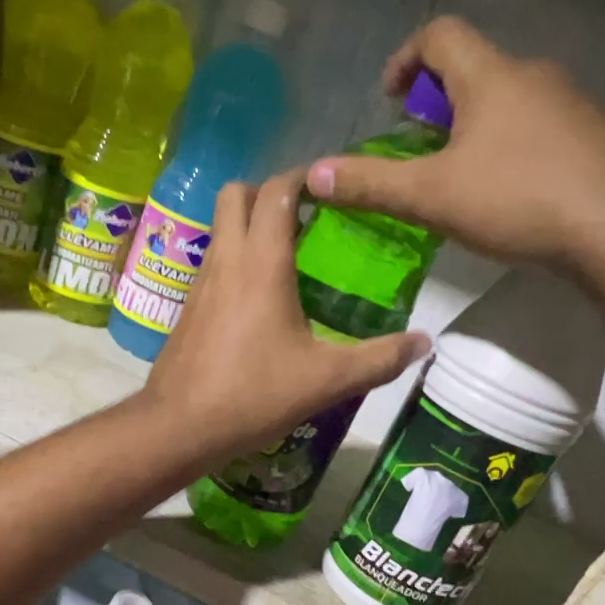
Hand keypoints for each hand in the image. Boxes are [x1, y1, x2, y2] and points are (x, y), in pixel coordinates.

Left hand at [141, 169, 430, 456]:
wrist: (179, 426)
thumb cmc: (254, 395)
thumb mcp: (327, 380)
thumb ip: (380, 359)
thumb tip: (425, 343)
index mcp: (262, 263)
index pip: (277, 191)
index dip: (303, 177)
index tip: (330, 185)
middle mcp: (226, 261)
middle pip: (235, 194)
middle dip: (267, 192)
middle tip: (302, 216)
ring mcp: (200, 283)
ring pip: (219, 229)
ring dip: (247, 225)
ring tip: (285, 255)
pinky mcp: (186, 309)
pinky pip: (212, 263)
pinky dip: (233, 260)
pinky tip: (256, 298)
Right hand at [306, 16, 604, 271]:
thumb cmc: (518, 198)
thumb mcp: (431, 196)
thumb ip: (371, 184)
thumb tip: (313, 174)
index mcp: (491, 77)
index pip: (442, 35)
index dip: (406, 58)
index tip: (390, 98)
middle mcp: (533, 77)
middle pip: (475, 69)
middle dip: (438, 102)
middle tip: (419, 148)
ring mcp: (571, 107)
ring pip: (509, 102)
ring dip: (475, 128)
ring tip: (458, 179)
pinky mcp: (595, 139)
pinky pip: (539, 130)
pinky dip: (510, 149)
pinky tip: (507, 197)